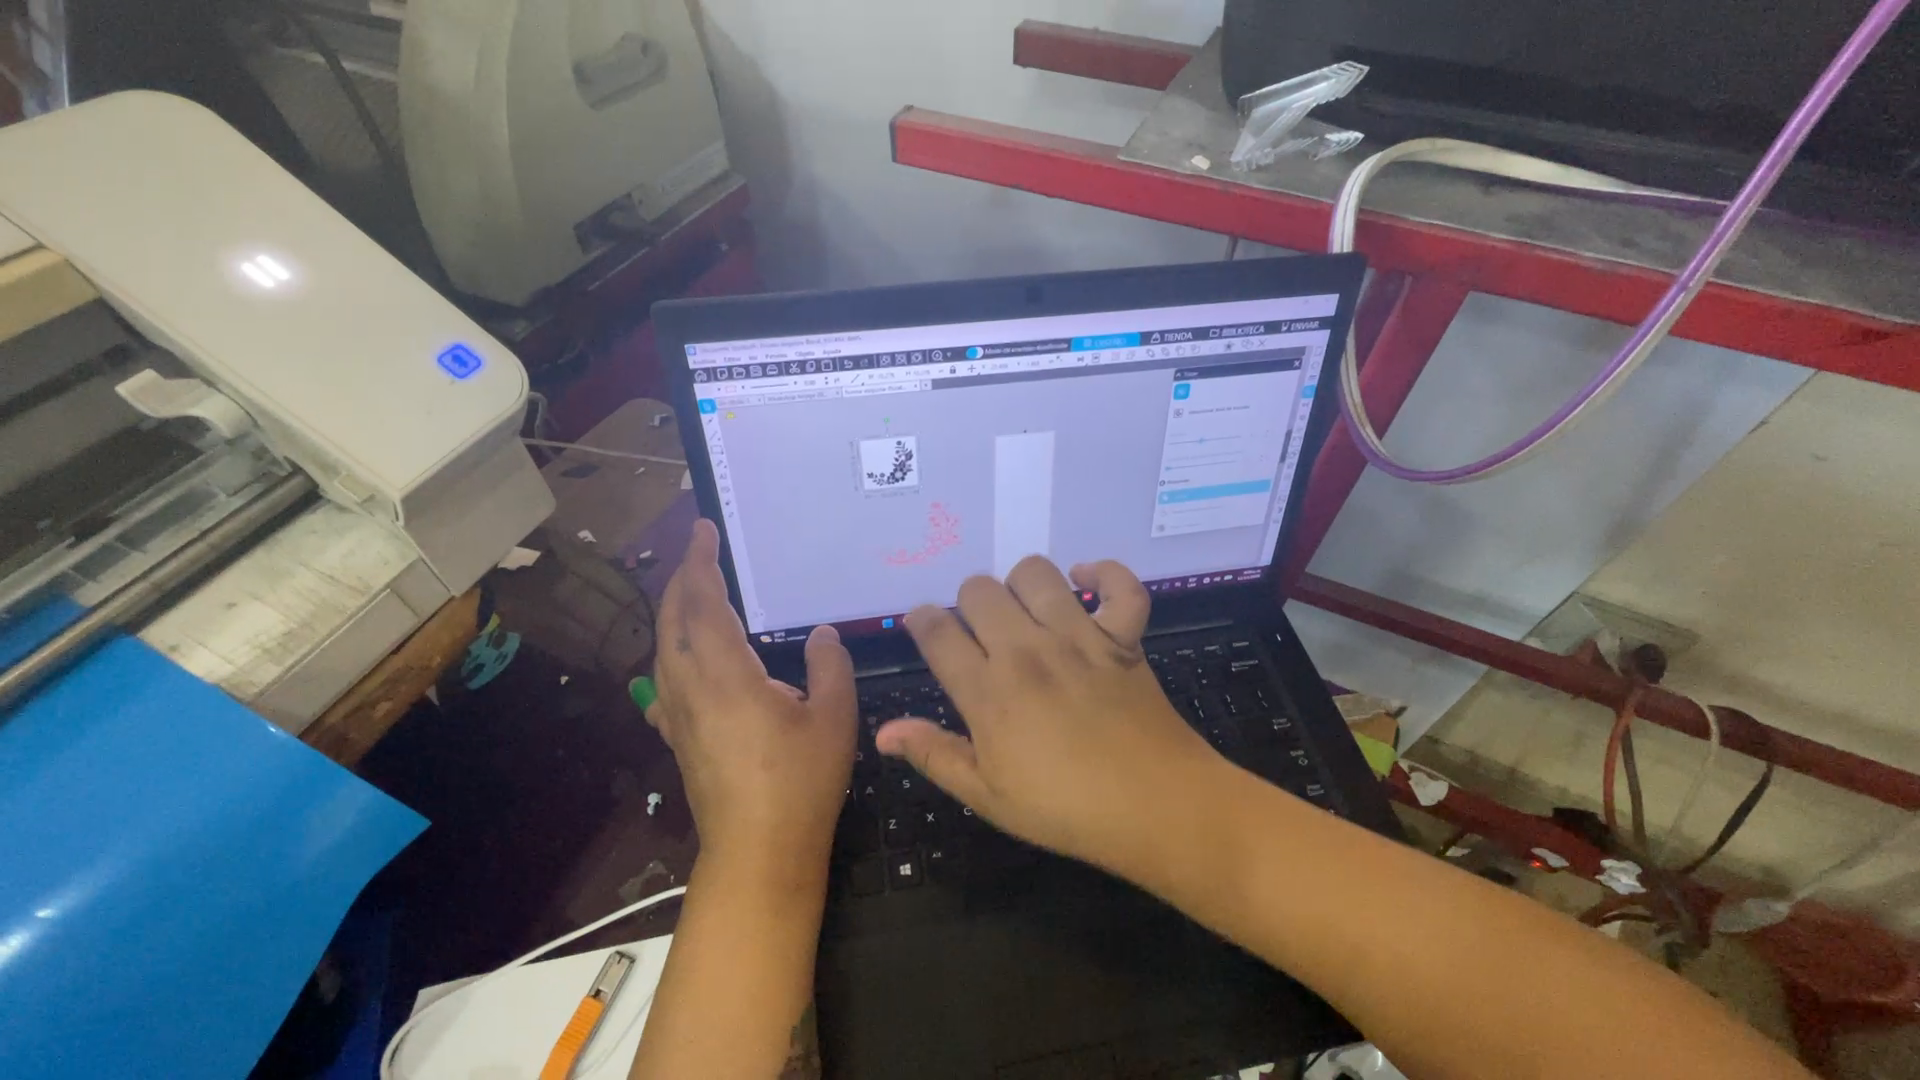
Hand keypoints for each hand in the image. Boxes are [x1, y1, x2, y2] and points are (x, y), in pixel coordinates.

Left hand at [647, 520, 857, 876]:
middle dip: (682, 579)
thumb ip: (829, 666)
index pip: (703, 603)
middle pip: (673, 620)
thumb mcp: (834, 718)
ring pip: (663, 650)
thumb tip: (821, 634)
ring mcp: (678, 715)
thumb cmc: (800, 783)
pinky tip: (675, 667)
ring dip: (674, 613)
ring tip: (694, 594)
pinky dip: (669, 658)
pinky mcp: (678, 739)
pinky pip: (663, 684)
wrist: (758, 851)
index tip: (704, 531)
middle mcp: (692, 688)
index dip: (700, 563)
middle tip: (700, 553)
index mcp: (727, 675)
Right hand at [875, 556, 1220, 876]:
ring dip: (1020, 585)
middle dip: (967, 604)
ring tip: (1024, 611)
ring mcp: (1079, 637)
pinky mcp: (1124, 635)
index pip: (936, 631)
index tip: (923, 626)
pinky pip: (1117, 584)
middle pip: (978, 591)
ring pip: (1034, 573)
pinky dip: (1104, 574)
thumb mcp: (988, 796)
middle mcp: (1027, 650)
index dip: (920, 621)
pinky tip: (1085, 583)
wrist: (1156, 807)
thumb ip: (935, 755)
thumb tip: (884, 731)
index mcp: (988, 691)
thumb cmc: (1066, 809)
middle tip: (978, 633)